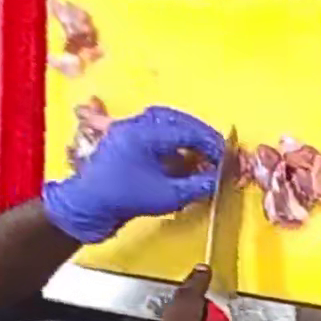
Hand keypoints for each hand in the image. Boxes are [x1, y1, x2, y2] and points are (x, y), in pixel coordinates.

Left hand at [43, 106, 223, 242]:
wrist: (92, 203)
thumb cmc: (130, 198)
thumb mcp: (171, 195)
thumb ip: (199, 185)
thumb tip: (220, 179)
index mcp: (144, 135)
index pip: (187, 131)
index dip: (211, 144)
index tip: (227, 159)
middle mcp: (134, 124)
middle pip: (175, 118)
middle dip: (201, 133)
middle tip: (220, 150)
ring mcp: (128, 129)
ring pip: (165, 120)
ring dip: (188, 132)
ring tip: (205, 149)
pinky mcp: (126, 138)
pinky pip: (156, 128)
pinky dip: (175, 137)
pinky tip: (185, 152)